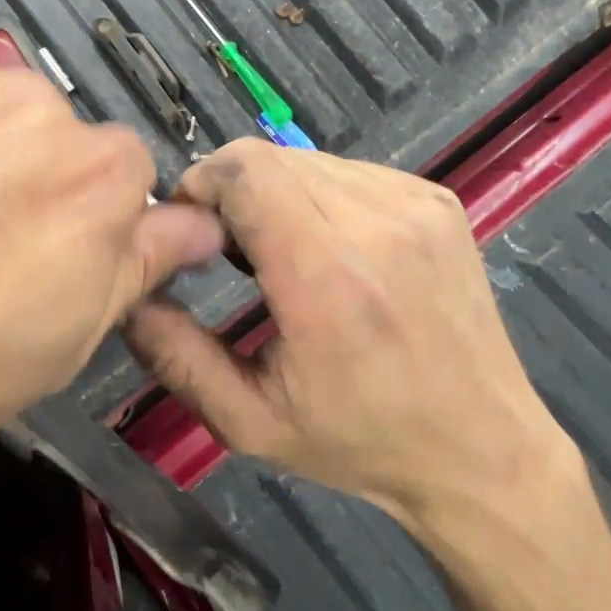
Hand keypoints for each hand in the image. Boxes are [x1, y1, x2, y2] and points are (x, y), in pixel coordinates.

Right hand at [122, 139, 568, 528]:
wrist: (482, 453)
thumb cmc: (359, 442)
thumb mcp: (248, 421)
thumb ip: (175, 355)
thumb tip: (128, 292)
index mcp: (328, 278)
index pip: (244, 171)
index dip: (200, 185)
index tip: (191, 231)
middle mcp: (377, 224)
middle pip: (268, 157)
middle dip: (229, 191)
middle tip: (228, 251)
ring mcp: (415, 204)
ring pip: (305, 158)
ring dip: (273, 193)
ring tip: (278, 255)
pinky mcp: (437, 199)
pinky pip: (348, 170)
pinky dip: (317, 196)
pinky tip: (326, 249)